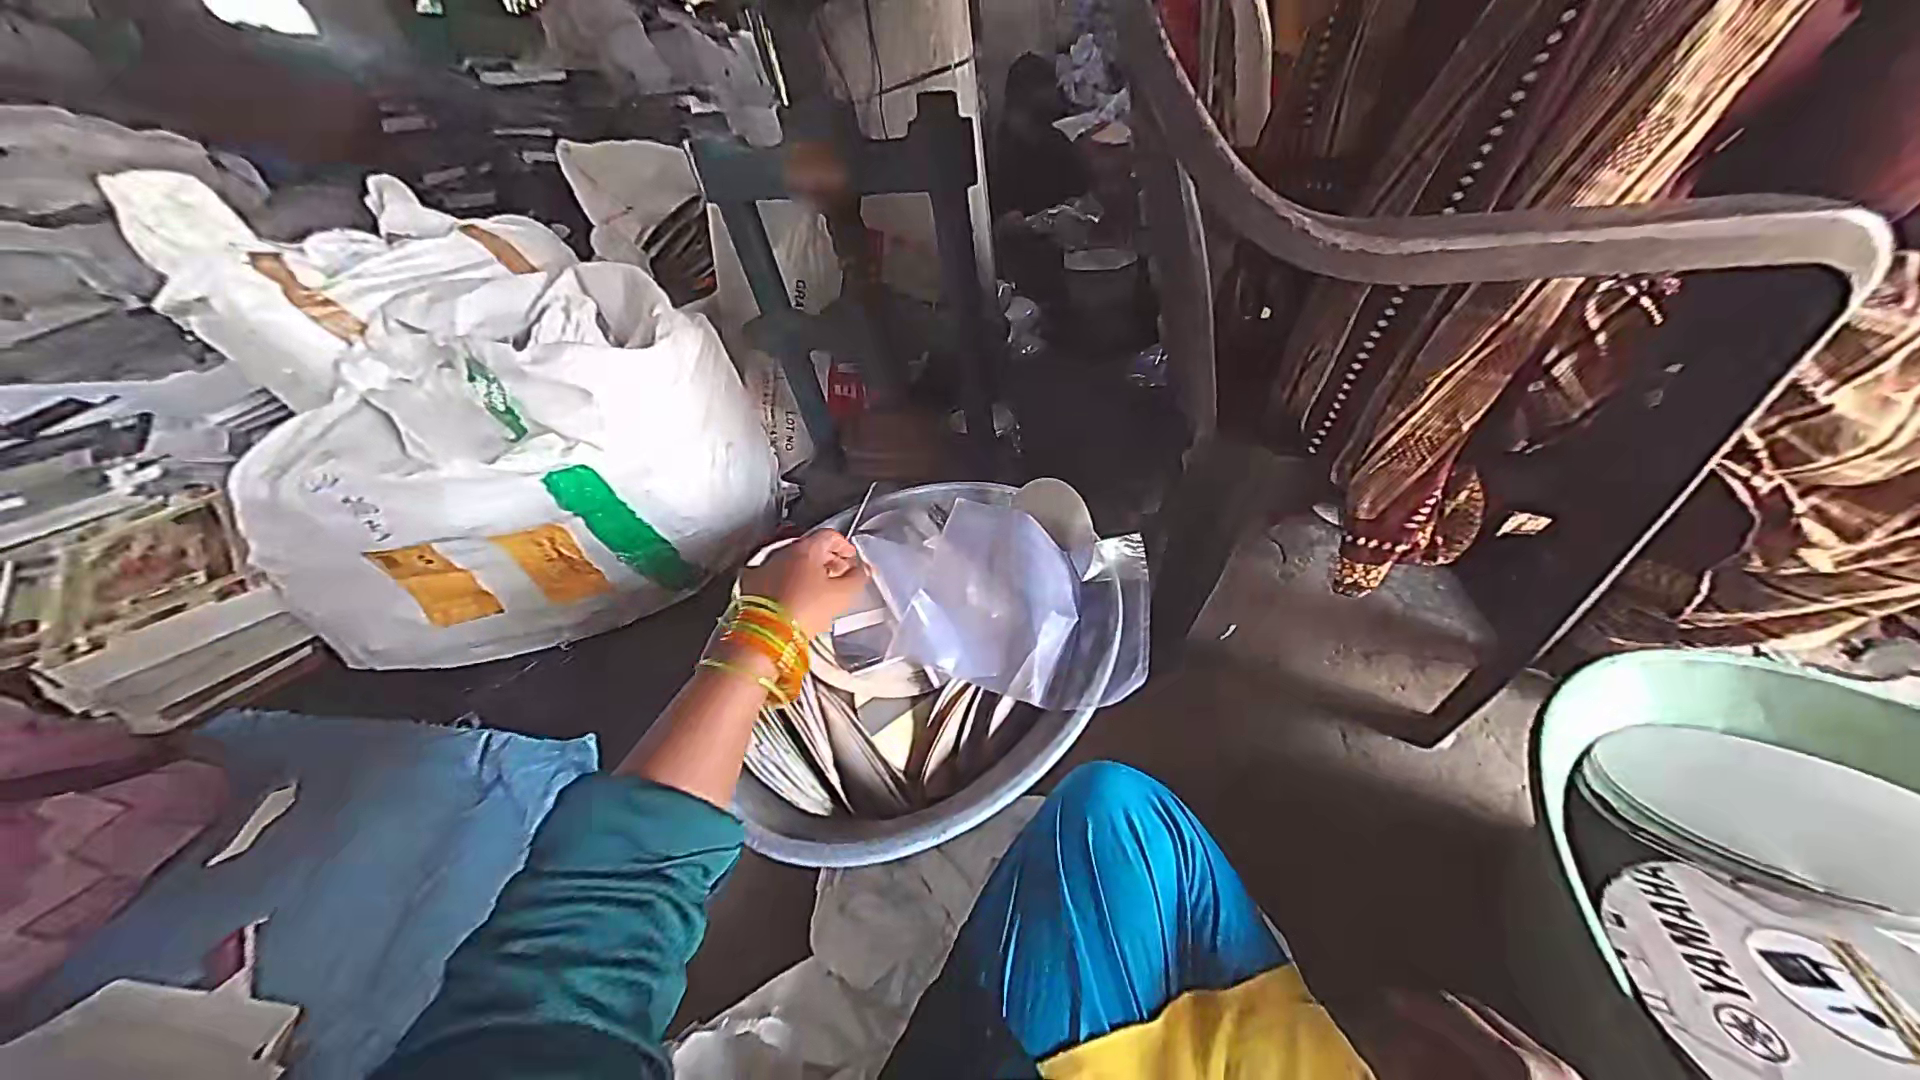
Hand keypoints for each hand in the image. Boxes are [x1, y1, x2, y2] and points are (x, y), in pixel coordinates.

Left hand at [738, 529, 868, 638]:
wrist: (767, 631)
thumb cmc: (803, 610)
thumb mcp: (843, 595)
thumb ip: (857, 578)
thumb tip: (862, 572)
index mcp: (806, 549)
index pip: (829, 535)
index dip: (844, 545)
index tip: (849, 554)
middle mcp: (782, 553)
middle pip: (810, 548)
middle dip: (827, 558)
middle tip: (839, 572)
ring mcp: (765, 568)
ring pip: (790, 563)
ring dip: (806, 571)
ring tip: (818, 589)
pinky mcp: (752, 586)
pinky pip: (774, 578)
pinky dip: (786, 583)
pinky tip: (793, 597)